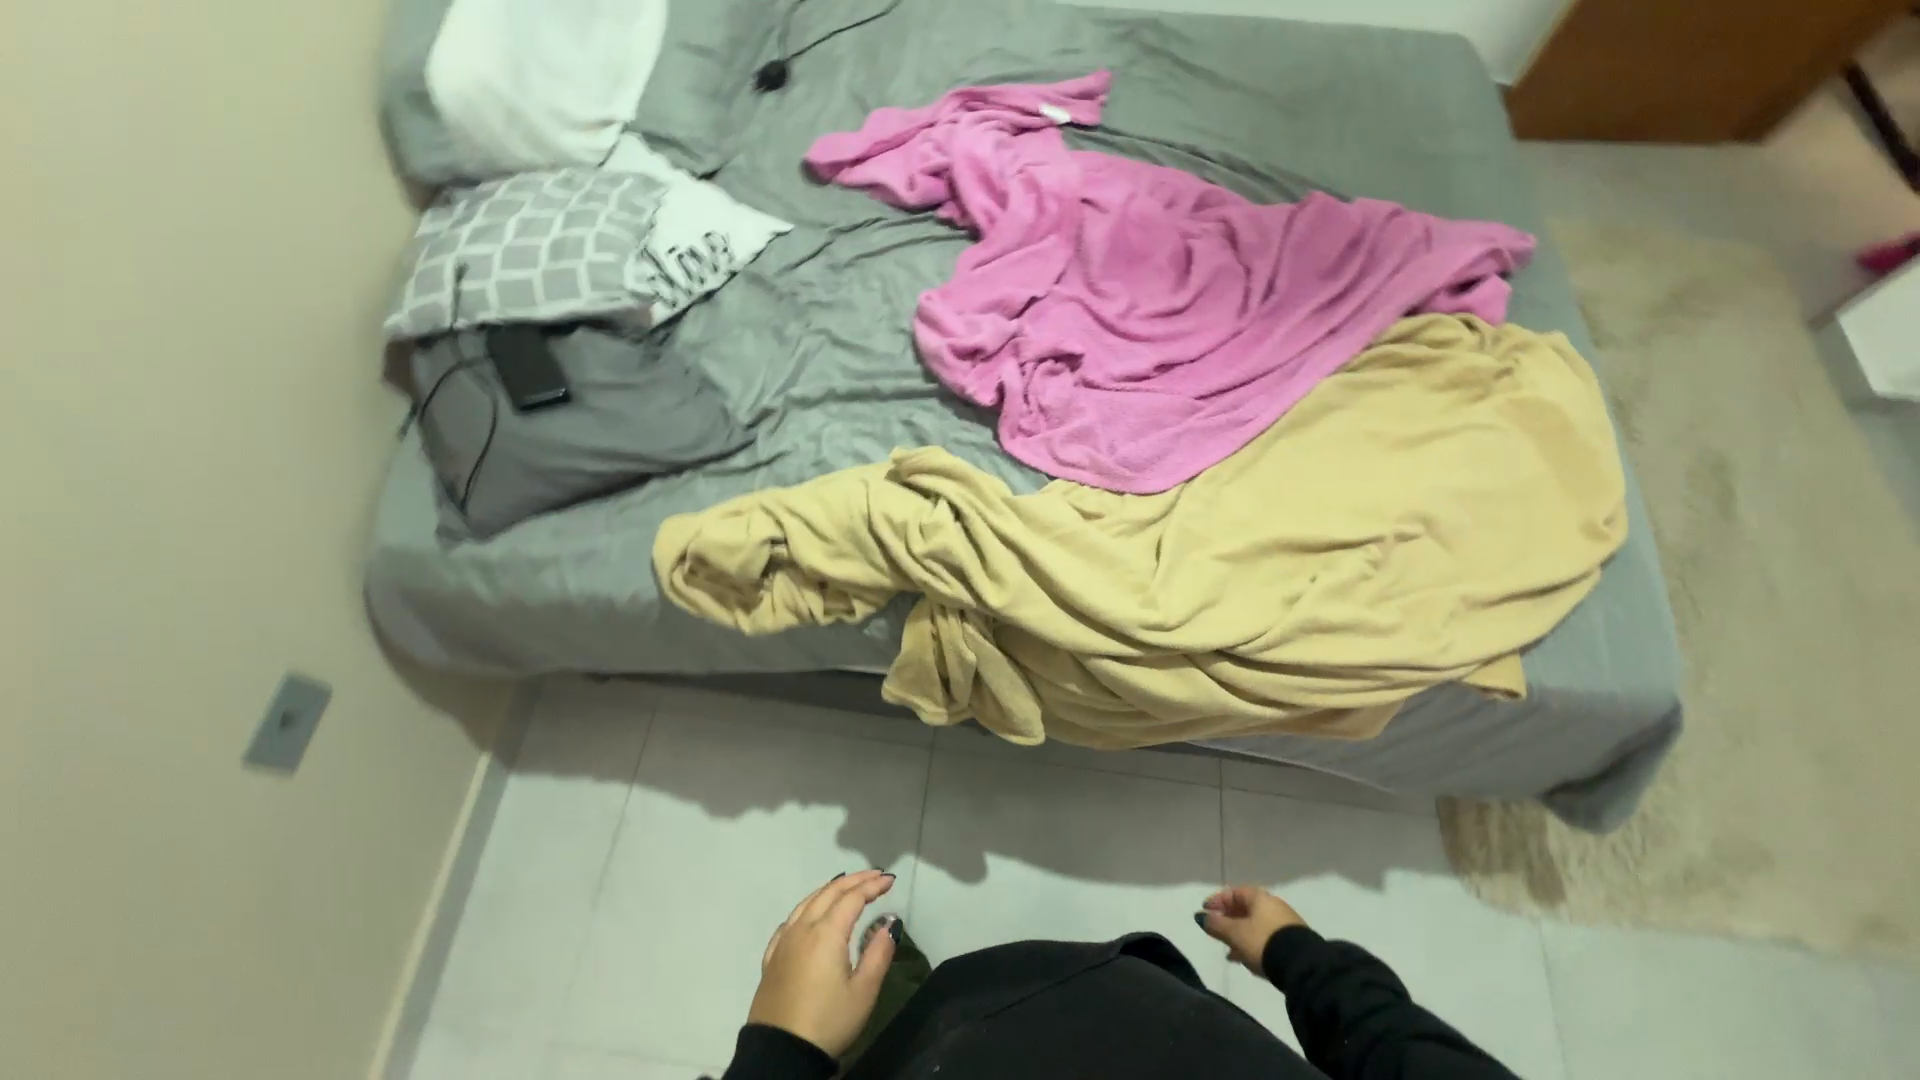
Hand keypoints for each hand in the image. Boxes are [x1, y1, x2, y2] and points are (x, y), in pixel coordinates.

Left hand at [748, 869, 898, 1056]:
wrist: (780, 1054)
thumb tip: (889, 923)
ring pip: (806, 903)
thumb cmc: (828, 1022)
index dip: (872, 885)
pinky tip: (808, 915)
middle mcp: (802, 929)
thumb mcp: (863, 991)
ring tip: (845, 886)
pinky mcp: (771, 959)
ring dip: (829, 889)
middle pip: (828, 893)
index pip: (852, 898)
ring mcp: (783, 943)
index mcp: (826, 933)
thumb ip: (878, 953)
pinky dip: (805, 909)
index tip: (890, 879)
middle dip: (853, 880)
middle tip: (874, 875)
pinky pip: (789, 922)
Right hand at [1196, 885, 1306, 975]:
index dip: (1217, 901)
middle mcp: (1273, 905)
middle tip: (1216, 932)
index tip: (1205, 912)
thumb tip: (1200, 917)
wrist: (1302, 965)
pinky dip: (1252, 943)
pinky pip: (1265, 938)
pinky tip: (1246, 958)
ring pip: (1255, 925)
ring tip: (1229, 951)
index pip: (1234, 893)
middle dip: (1228, 920)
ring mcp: (1285, 923)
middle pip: (1245, 909)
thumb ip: (1216, 925)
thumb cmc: (1263, 941)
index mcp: (1260, 897)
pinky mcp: (1292, 942)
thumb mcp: (1235, 934)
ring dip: (1239, 935)